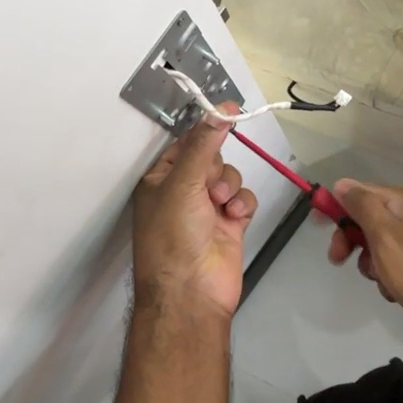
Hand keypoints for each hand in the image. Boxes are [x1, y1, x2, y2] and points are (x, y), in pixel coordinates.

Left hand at [132, 107, 257, 318]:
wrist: (191, 294)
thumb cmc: (174, 235)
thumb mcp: (183, 182)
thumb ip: (205, 144)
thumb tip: (221, 108)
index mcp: (159, 179)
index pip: (185, 143)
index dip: (205, 132)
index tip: (228, 113)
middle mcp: (181, 191)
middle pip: (211, 158)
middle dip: (216, 168)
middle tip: (209, 187)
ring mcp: (206, 209)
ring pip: (229, 177)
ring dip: (230, 187)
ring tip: (222, 207)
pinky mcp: (229, 225)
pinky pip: (243, 200)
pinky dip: (242, 205)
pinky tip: (235, 219)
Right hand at [325, 178, 402, 358]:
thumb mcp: (384, 236)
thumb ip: (362, 206)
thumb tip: (343, 183)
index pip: (362, 192)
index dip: (338, 205)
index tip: (318, 222)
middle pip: (371, 218)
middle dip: (352, 238)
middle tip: (337, 259)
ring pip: (381, 245)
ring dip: (371, 262)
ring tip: (380, 280)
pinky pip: (397, 265)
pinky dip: (390, 277)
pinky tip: (395, 292)